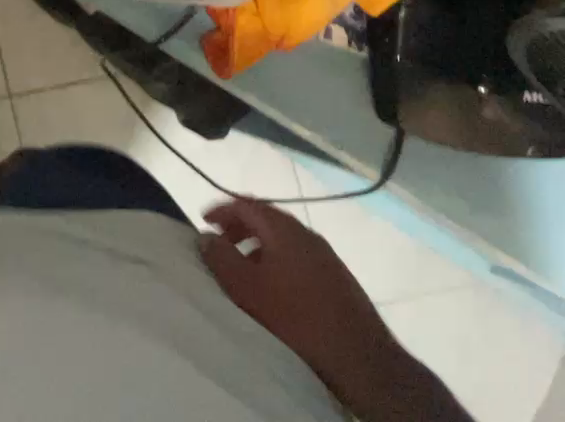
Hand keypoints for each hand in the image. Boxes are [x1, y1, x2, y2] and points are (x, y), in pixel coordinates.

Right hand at [199, 200, 401, 397]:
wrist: (361, 359)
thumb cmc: (294, 317)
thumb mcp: (245, 287)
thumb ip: (220, 256)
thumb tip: (206, 236)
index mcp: (284, 230)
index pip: (247, 204)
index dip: (222, 209)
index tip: (203, 221)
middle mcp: (308, 235)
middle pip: (267, 219)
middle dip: (240, 226)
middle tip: (221, 242)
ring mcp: (328, 257)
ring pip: (285, 239)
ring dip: (259, 245)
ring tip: (244, 266)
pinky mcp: (339, 279)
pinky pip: (300, 257)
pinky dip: (279, 260)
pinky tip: (275, 286)